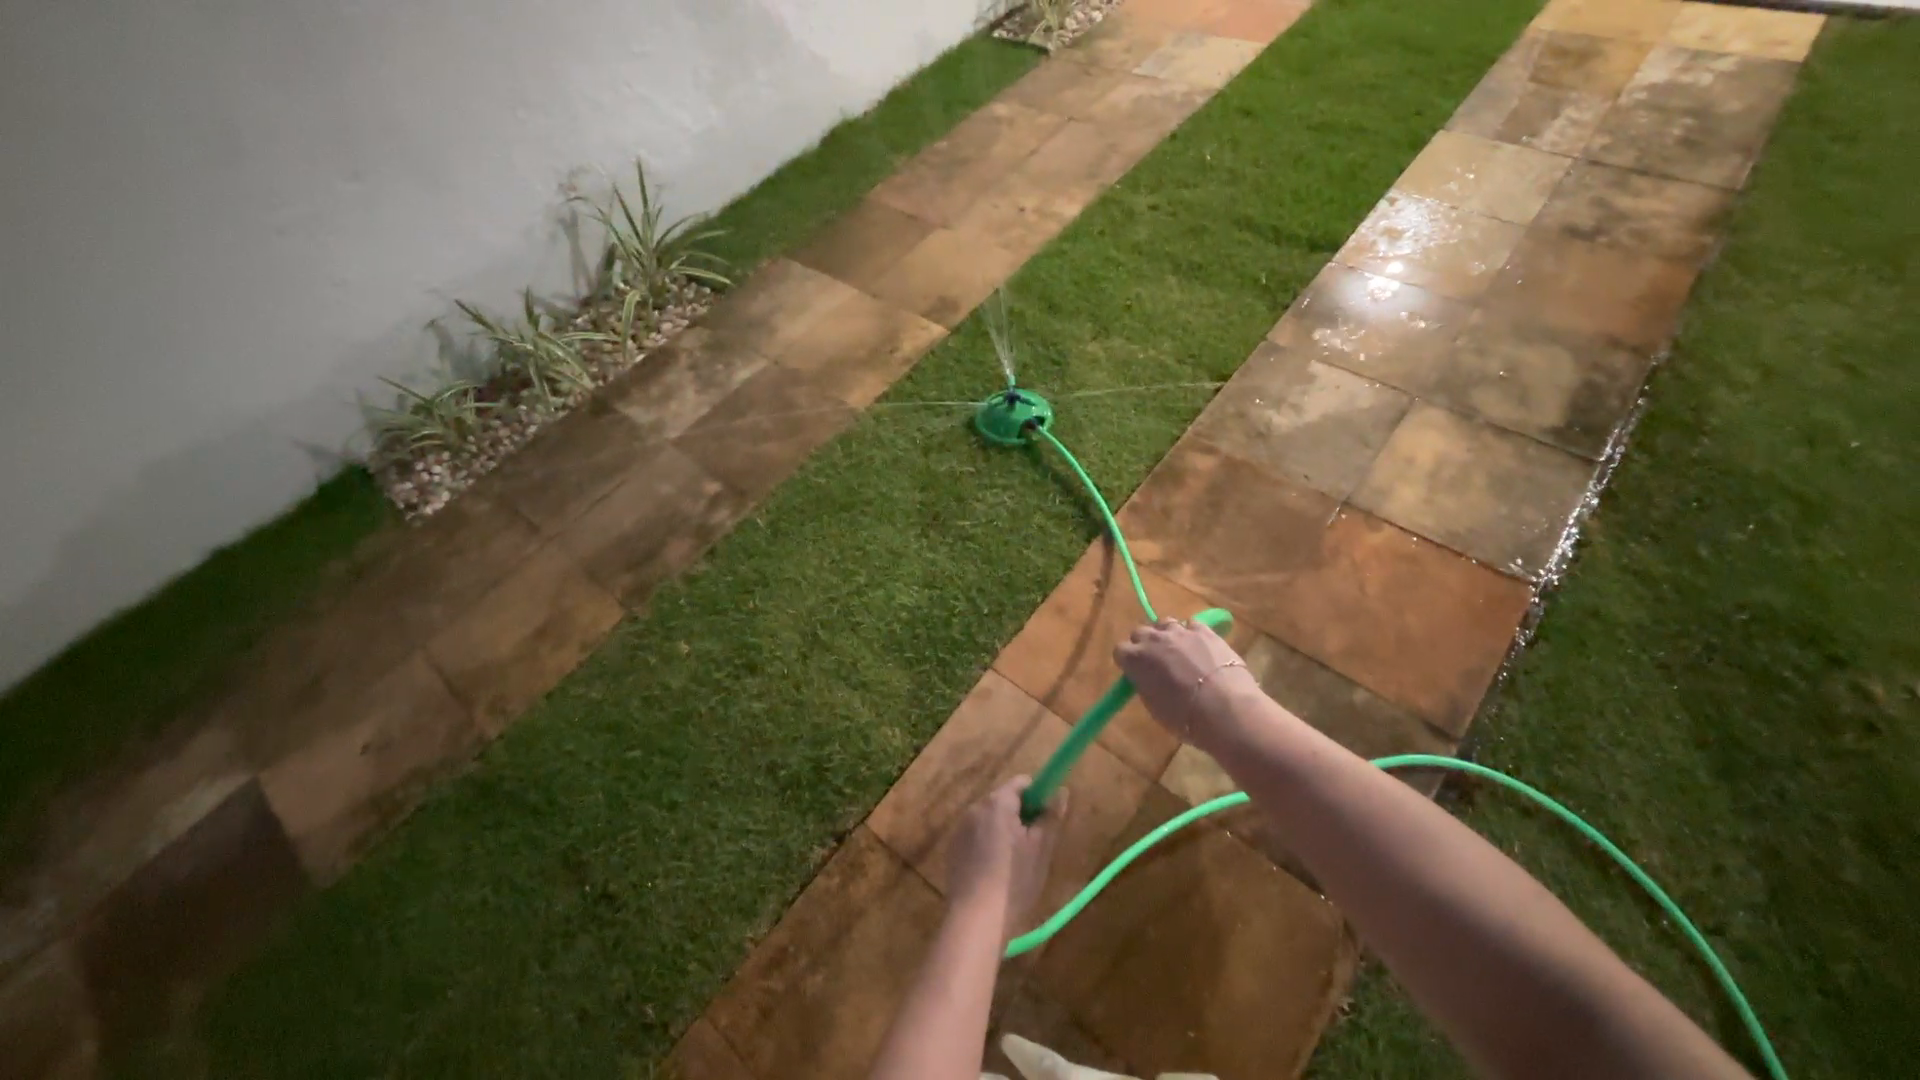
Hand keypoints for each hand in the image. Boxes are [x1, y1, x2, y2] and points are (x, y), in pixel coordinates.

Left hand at [946, 777, 1067, 940]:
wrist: (976, 918)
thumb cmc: (1015, 880)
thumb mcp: (1041, 848)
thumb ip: (1051, 816)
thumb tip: (1061, 790)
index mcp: (997, 803)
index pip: (1021, 783)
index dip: (1038, 795)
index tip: (1046, 817)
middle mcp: (975, 808)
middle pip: (1003, 800)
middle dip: (1020, 815)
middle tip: (1034, 844)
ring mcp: (960, 828)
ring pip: (989, 819)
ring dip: (1003, 830)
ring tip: (1015, 862)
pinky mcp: (952, 848)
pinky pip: (975, 835)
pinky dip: (986, 844)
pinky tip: (994, 871)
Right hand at [1113, 618, 1258, 741]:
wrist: (1224, 709)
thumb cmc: (1183, 717)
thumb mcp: (1153, 706)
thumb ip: (1145, 684)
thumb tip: (1146, 678)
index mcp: (1135, 659)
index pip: (1120, 650)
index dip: (1127, 661)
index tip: (1134, 671)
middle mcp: (1154, 639)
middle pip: (1141, 632)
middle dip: (1145, 644)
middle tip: (1155, 661)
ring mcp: (1180, 632)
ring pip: (1166, 623)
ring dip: (1167, 635)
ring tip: (1178, 651)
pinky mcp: (1205, 631)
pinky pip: (1192, 625)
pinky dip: (1192, 634)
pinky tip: (1200, 647)